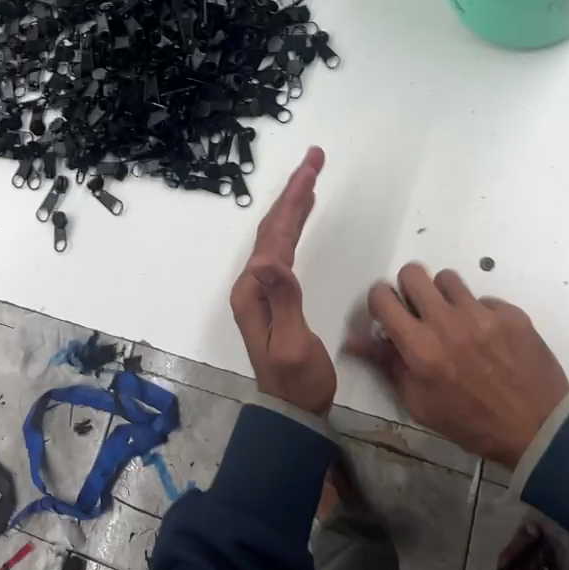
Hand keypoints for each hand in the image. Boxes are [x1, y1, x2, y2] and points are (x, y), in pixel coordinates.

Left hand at [229, 146, 334, 415]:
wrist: (292, 411)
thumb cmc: (298, 382)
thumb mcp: (294, 345)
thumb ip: (284, 302)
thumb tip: (269, 261)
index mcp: (254, 291)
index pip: (275, 234)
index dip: (293, 200)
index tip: (311, 170)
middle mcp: (253, 283)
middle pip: (273, 226)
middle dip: (294, 190)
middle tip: (315, 158)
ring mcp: (261, 288)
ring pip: (277, 233)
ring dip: (294, 202)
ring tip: (312, 174)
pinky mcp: (273, 294)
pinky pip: (283, 246)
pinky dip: (294, 223)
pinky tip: (303, 212)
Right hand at [344, 265, 568, 468]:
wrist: (537, 430)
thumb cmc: (471, 423)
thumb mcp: (420, 403)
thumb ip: (386, 365)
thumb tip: (353, 340)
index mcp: (420, 348)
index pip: (382, 297)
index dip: (381, 301)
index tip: (390, 314)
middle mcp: (447, 322)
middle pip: (413, 273)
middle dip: (410, 289)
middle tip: (420, 311)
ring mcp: (481, 314)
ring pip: (447, 278)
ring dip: (445, 296)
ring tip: (455, 321)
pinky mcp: (510, 313)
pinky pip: (483, 298)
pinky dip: (480, 313)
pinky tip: (489, 338)